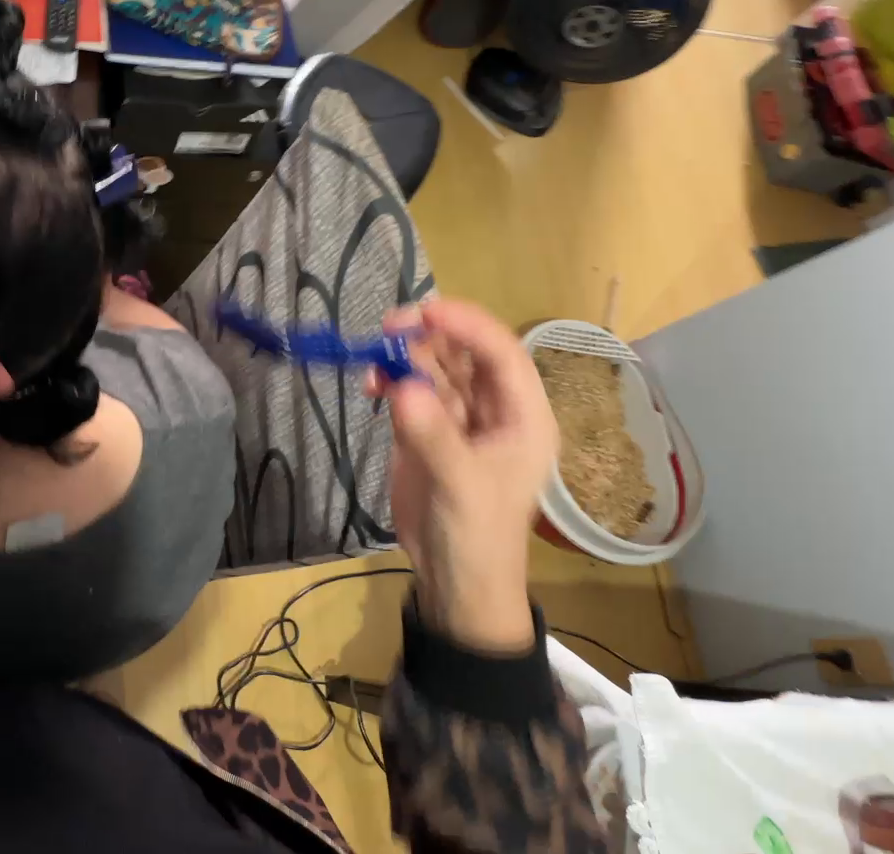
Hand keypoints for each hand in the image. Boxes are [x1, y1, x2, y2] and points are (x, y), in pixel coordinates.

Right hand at [367, 299, 557, 652]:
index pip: (500, 354)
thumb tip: (398, 385)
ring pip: (432, 368)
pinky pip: (408, 391)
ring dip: (403, 358)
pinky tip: (370, 386)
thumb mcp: (460, 486)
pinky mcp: (425, 431)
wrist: (454, 580)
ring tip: (372, 364)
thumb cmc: (477, 536)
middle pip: (463, 353)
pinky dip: (389, 381)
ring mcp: (457, 419)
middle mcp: (492, 409)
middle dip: (427, 336)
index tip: (424, 312)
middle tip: (385, 329)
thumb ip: (433, 435)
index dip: (466, 326)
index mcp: (523, 416)